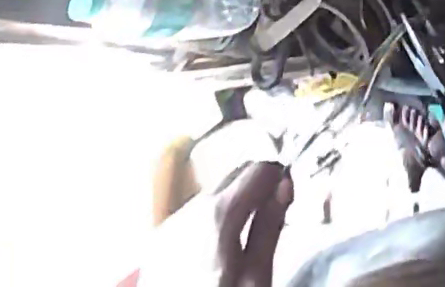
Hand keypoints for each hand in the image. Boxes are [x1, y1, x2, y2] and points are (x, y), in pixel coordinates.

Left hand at [141, 161, 292, 286]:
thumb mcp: (256, 282)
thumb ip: (270, 227)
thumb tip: (285, 184)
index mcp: (219, 214)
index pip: (257, 169)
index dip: (277, 177)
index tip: (287, 193)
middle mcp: (191, 208)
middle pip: (232, 176)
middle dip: (255, 187)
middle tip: (272, 215)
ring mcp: (170, 225)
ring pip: (211, 194)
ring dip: (232, 202)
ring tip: (245, 239)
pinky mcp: (157, 243)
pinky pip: (191, 216)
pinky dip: (209, 221)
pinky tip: (215, 253)